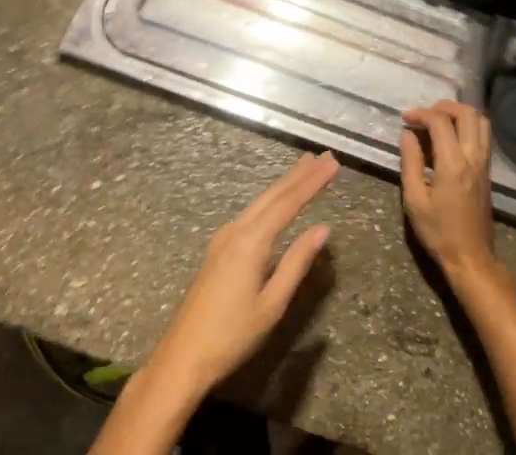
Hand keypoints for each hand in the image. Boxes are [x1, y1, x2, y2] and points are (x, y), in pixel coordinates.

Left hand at [147, 151, 337, 393]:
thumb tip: (323, 228)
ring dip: (284, 184)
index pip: (288, 203)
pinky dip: (270, 200)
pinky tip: (276, 201)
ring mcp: (223, 240)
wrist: (182, 359)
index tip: (333, 163)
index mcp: (251, 243)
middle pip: (272, 195)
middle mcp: (235, 232)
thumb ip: (297, 262)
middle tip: (325, 156)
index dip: (312, 182)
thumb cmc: (232, 336)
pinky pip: (250, 214)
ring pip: (259, 202)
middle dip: (300, 175)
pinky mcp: (218, 251)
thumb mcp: (273, 304)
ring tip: (305, 167)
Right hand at [400, 100, 495, 279]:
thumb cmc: (438, 232)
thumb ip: (411, 163)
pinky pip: (484, 136)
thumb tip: (407, 135)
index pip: (440, 122)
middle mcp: (473, 157)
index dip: (421, 114)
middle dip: (445, 106)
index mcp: (453, 164)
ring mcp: (485, 163)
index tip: (405, 119)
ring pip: (481, 122)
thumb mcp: (414, 200)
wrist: (470, 256)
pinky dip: (470, 126)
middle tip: (425, 114)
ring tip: (440, 121)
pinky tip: (452, 137)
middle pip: (467, 113)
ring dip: (461, 113)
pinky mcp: (488, 171)